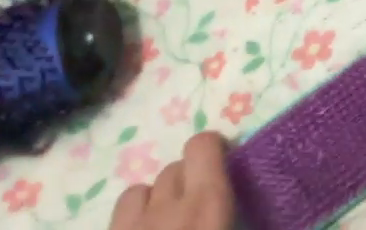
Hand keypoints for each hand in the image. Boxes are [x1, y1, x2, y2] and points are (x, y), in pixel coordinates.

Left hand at [109, 132, 232, 229]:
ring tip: (164, 217)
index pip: (202, 145)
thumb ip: (232, 203)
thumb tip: (247, 188)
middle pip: (173, 167)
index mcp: (208, 200)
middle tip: (196, 201)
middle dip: (186, 177)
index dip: (213, 147)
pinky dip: (131, 218)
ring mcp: (131, 226)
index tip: (226, 160)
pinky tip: (143, 229)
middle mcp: (168, 206)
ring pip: (138, 190)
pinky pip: (117, 214)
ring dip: (152, 198)